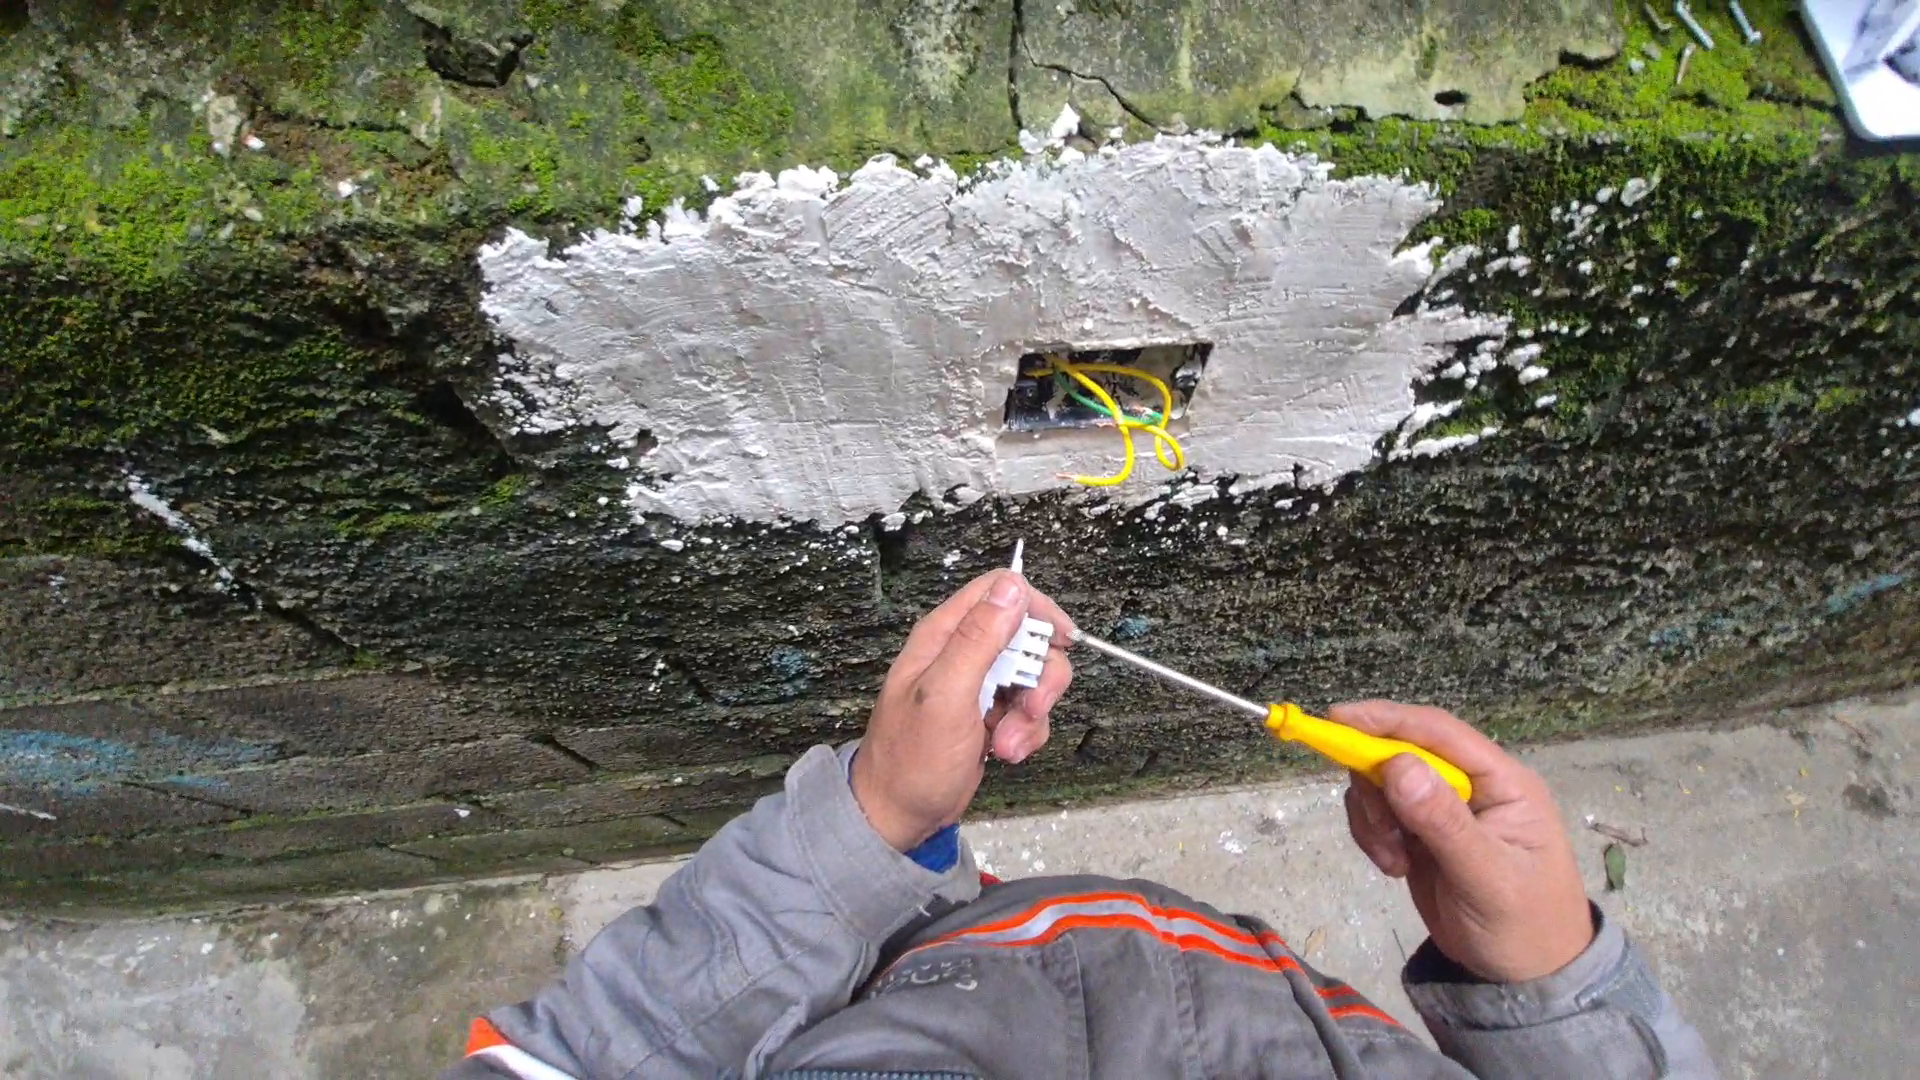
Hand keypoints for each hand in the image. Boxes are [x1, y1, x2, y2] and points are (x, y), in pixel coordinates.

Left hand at [851, 571, 1074, 851]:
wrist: (899, 814)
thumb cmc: (909, 758)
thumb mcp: (945, 694)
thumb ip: (978, 638)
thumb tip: (1011, 587)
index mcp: (945, 634)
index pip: (999, 591)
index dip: (1034, 607)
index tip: (1058, 640)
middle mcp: (964, 652)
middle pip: (1028, 636)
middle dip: (1040, 675)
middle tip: (1030, 706)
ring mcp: (979, 684)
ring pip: (1034, 676)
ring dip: (1032, 713)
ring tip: (1006, 742)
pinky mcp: (991, 713)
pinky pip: (1029, 710)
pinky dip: (1026, 733)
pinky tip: (1004, 751)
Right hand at [1337, 701, 1592, 982]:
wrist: (1523, 979)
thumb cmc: (1523, 926)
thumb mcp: (1486, 877)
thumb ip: (1443, 821)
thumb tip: (1397, 765)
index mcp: (1501, 781)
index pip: (1437, 731)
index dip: (1386, 719)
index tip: (1337, 719)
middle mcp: (1468, 782)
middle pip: (1398, 750)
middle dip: (1375, 782)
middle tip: (1378, 824)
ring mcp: (1439, 803)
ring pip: (1379, 779)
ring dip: (1372, 815)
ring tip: (1392, 857)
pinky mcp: (1414, 826)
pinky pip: (1373, 808)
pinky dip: (1370, 834)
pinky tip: (1393, 866)